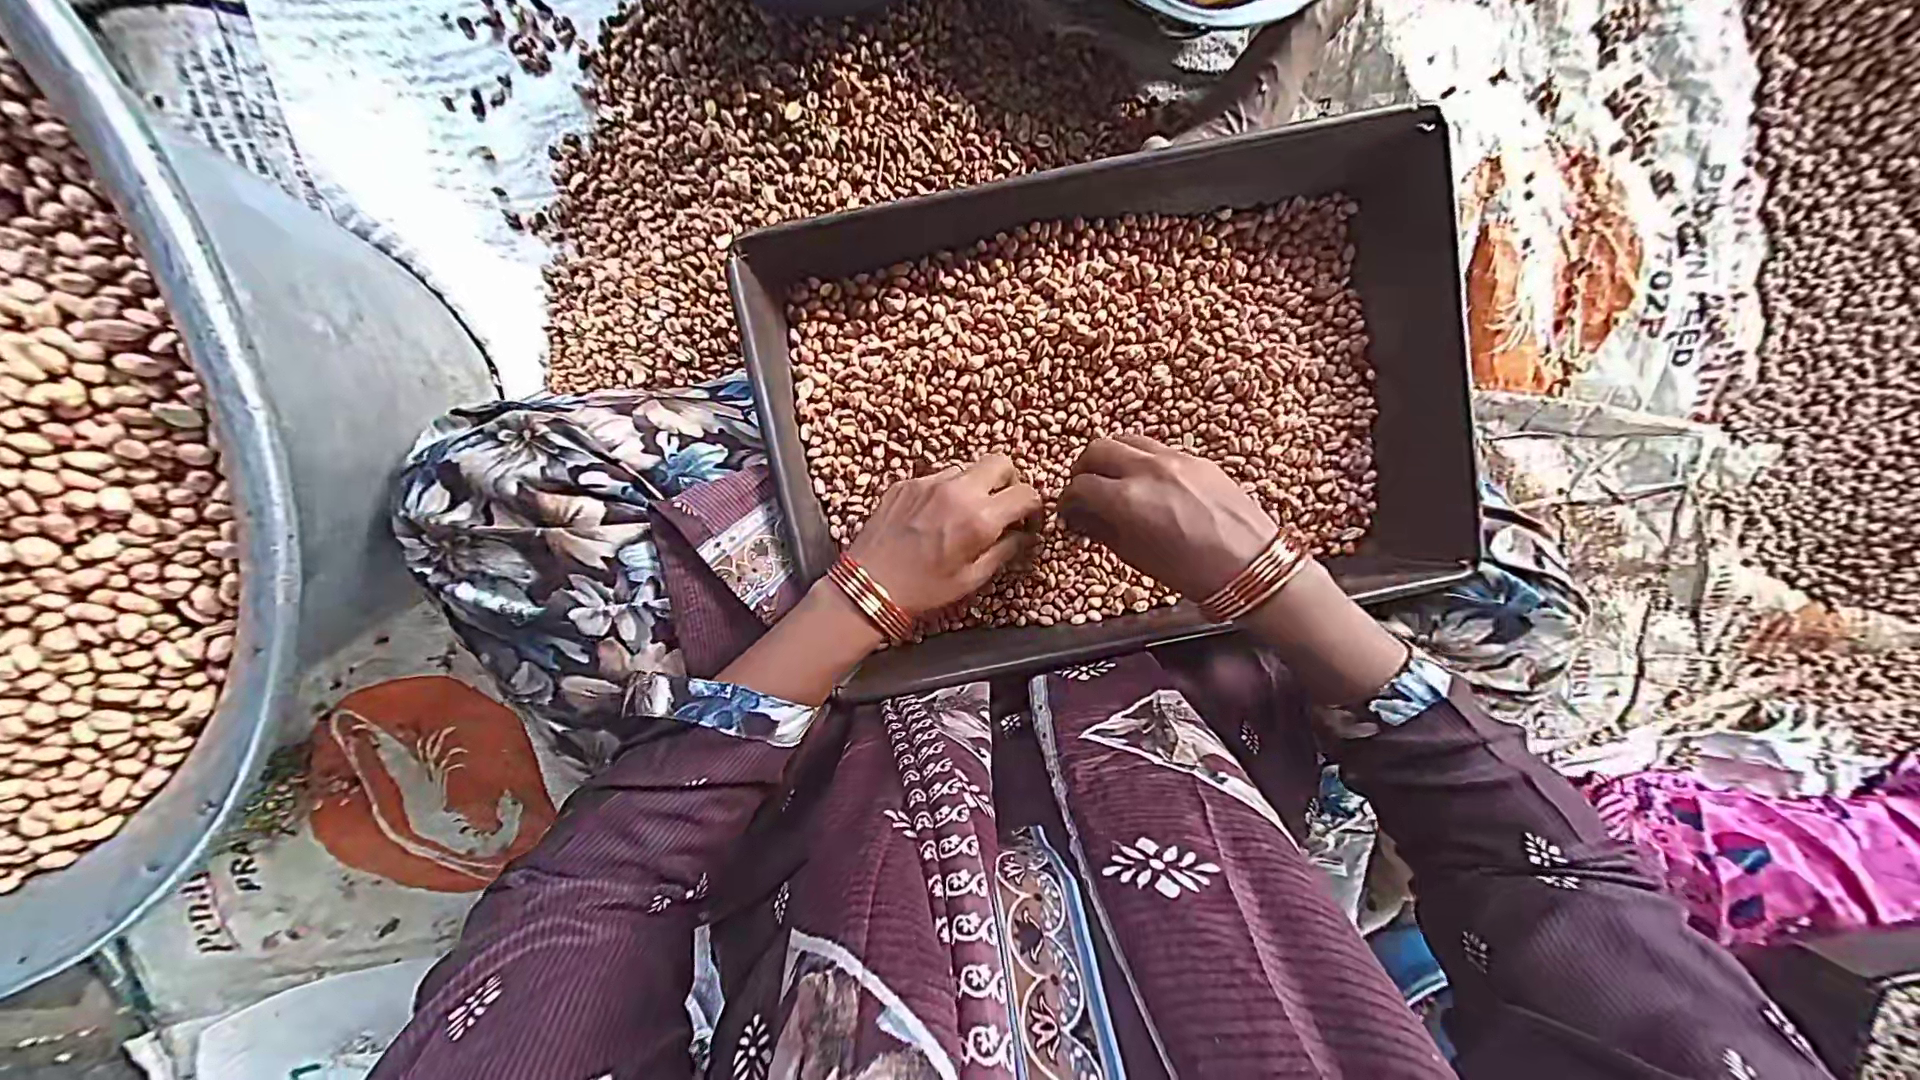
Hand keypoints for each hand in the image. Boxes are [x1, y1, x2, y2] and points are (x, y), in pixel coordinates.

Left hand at [845, 454, 1041, 614]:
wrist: (869, 585)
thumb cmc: (923, 589)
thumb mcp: (972, 578)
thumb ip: (1004, 551)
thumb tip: (1023, 536)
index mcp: (979, 518)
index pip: (1026, 493)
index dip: (1034, 507)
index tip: (1028, 521)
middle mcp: (957, 491)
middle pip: (1001, 462)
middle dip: (1010, 481)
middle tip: (1003, 505)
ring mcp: (929, 482)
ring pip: (968, 467)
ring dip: (976, 484)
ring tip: (966, 512)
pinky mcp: (907, 483)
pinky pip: (938, 475)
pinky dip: (947, 489)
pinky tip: (937, 514)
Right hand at [1058, 434, 1277, 599]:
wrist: (1251, 566)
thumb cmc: (1191, 572)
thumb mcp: (1135, 556)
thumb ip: (1102, 529)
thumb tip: (1080, 517)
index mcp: (1127, 499)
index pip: (1080, 486)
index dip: (1067, 499)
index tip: (1068, 510)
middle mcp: (1147, 470)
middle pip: (1097, 449)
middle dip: (1083, 469)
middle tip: (1083, 489)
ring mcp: (1175, 459)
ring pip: (1126, 440)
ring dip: (1110, 457)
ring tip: (1111, 480)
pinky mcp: (1197, 459)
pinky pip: (1156, 448)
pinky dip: (1139, 459)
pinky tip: (1144, 483)